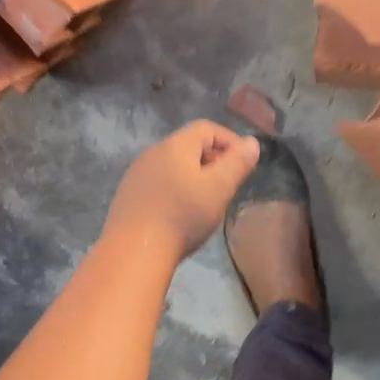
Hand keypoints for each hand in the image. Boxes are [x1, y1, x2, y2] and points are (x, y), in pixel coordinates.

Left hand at [103, 121, 260, 261]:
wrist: (134, 251)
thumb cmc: (182, 216)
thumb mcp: (219, 188)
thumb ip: (237, 163)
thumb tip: (251, 142)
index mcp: (175, 145)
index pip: (207, 128)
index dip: (230, 140)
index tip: (244, 164)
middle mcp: (152, 152)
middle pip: (189, 146)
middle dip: (213, 160)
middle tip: (228, 185)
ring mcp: (136, 174)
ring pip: (173, 166)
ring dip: (194, 177)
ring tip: (207, 202)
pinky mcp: (128, 195)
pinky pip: (159, 183)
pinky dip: (176, 190)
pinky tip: (180, 214)